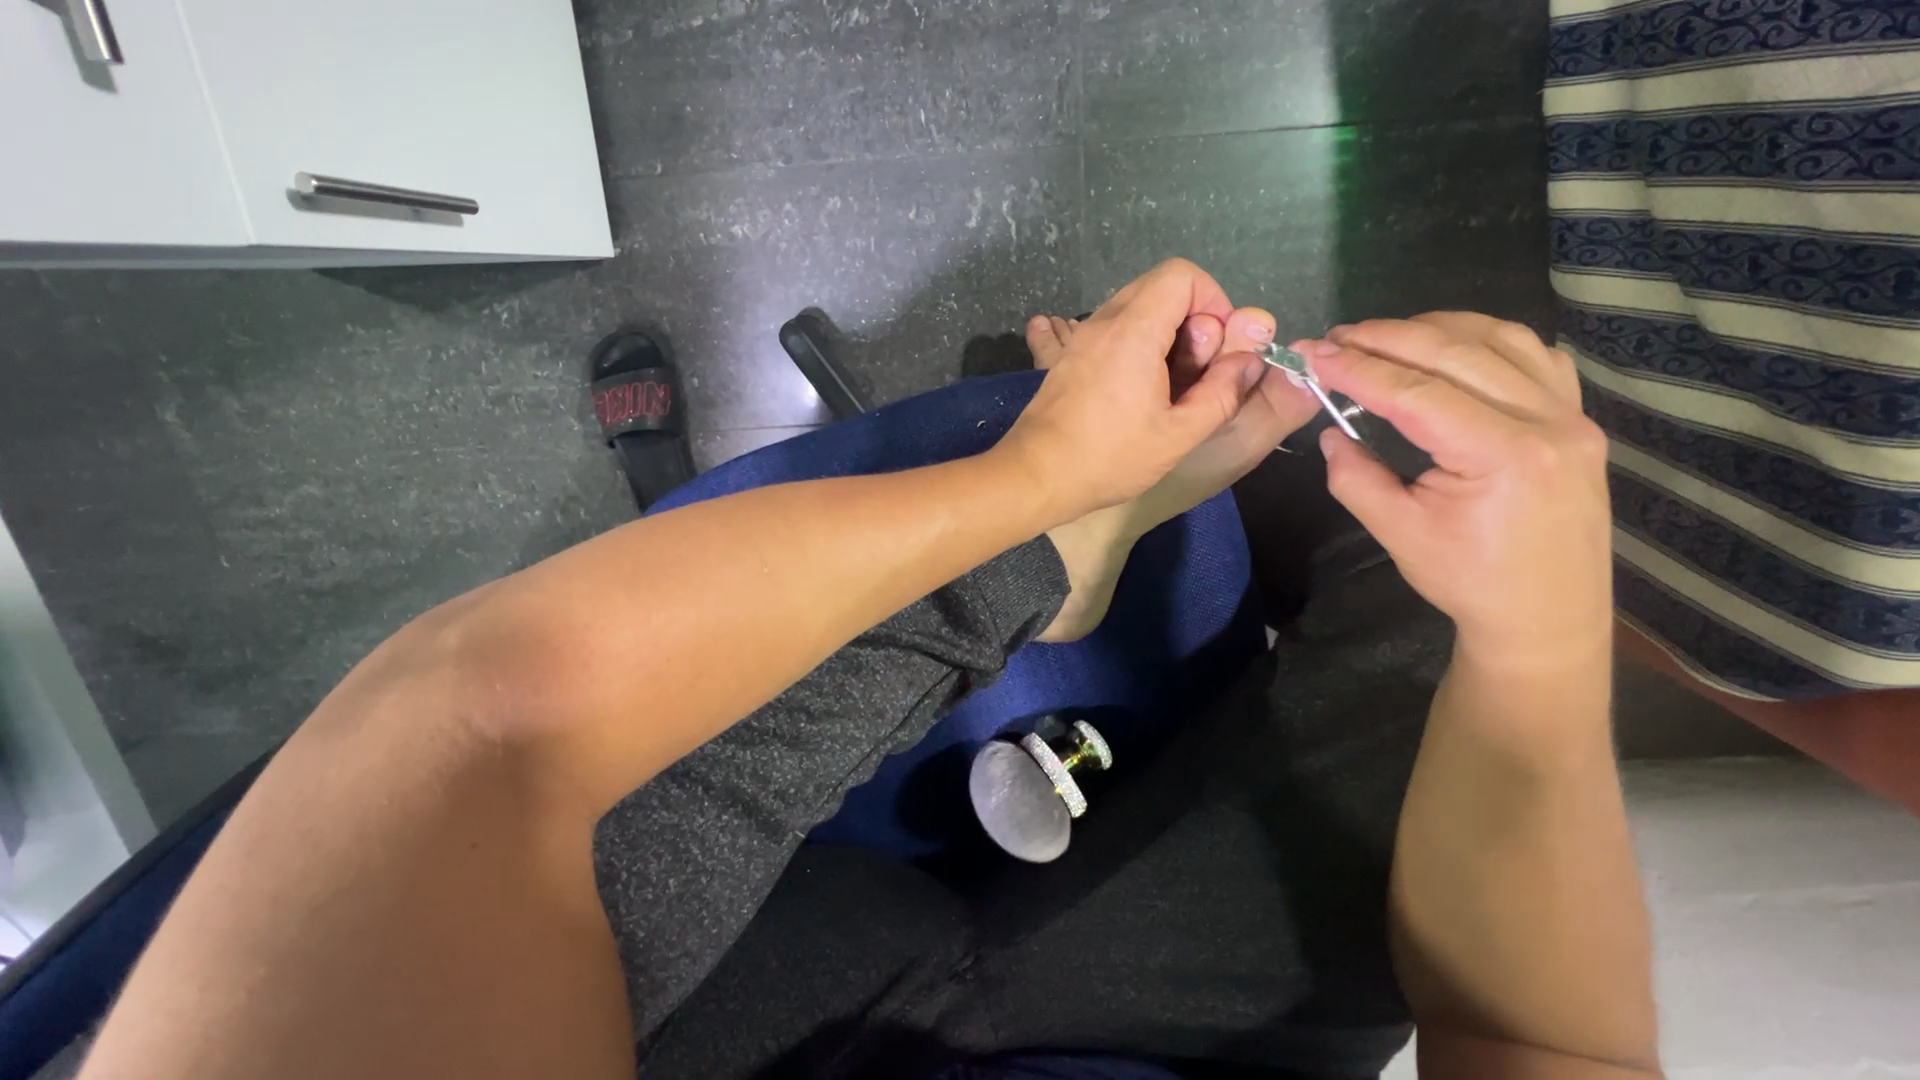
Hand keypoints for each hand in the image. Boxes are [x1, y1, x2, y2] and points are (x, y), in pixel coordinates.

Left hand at [1027, 304, 1318, 639]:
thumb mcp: (1179, 434)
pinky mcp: (1066, 358)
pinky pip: (1106, 331)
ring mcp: (1079, 339)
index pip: (1182, 275)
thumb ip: (1222, 392)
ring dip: (1160, 335)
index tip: (1216, 348)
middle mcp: (1103, 322)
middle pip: (1158, 288)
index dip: (1211, 301)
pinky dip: (1129, 344)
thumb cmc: (1109, 457)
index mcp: (1134, 330)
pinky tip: (1132, 380)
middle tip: (1194, 370)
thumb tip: (1249, 360)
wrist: (1035, 475)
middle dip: (1189, 319)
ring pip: (1133, 309)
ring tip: (1165, 384)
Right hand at [1306, 314, 1611, 672]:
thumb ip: (1356, 478)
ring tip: (1385, 337)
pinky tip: (1451, 350)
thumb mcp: (1399, 534)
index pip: (1416, 392)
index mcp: (1502, 456)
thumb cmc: (1468, 581)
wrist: (1546, 616)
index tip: (1312, 352)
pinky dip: (1487, 341)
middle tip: (1336, 336)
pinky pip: (1535, 358)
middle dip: (1388, 337)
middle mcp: (1547, 422)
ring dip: (1437, 329)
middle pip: (1457, 352)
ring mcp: (1572, 416)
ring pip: (1502, 340)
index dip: (1357, 368)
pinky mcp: (1578, 420)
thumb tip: (1331, 432)